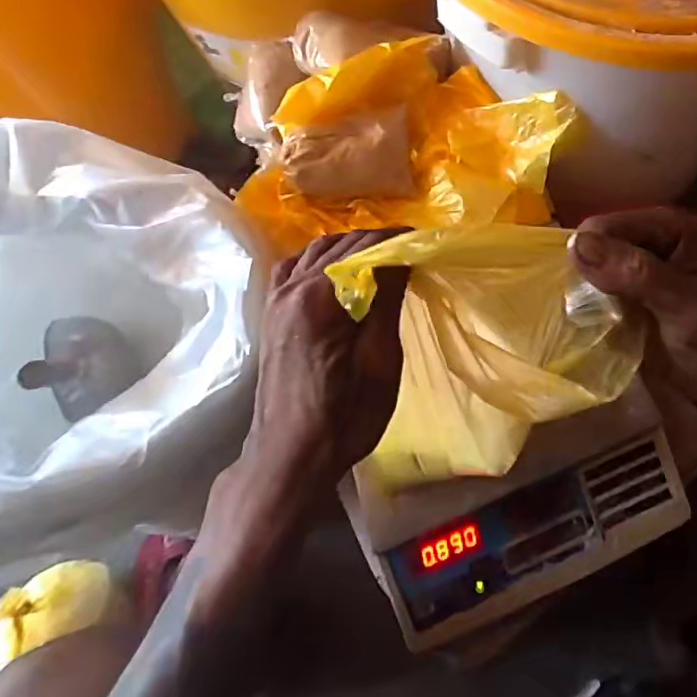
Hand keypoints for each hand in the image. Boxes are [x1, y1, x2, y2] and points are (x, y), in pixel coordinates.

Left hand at [242, 228, 410, 490]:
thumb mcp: (380, 362)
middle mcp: (292, 289)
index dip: (396, 240)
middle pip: (339, 245)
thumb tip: (400, 256)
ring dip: (350, 246)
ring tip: (382, 255)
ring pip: (316, 251)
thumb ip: (386, 302)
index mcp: (319, 298)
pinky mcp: (272, 312)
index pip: (363, 249)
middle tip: (411, 247)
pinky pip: (294, 267)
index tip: (423, 240)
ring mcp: (277, 299)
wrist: (290, 457)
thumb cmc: (344, 418)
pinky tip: (337, 268)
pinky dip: (320, 258)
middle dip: (376, 240)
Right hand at [570, 208, 696, 407]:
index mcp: (672, 228)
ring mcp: (637, 269)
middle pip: (596, 241)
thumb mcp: (684, 305)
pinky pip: (594, 290)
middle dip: (583, 267)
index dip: (590, 248)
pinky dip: (586, 303)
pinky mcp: (626, 296)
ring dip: (581, 287)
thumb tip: (577, 244)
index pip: (609, 224)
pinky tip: (582, 319)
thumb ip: (636, 272)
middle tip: (580, 304)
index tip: (580, 284)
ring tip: (577, 312)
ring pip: (591, 265)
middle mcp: (652, 240)